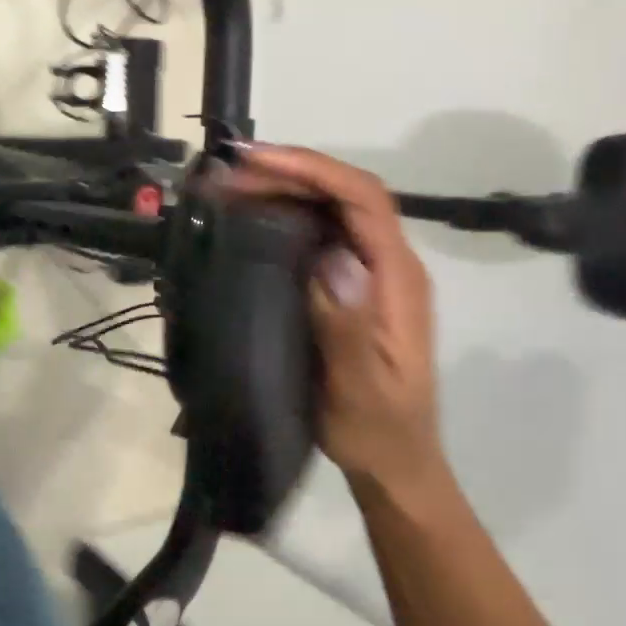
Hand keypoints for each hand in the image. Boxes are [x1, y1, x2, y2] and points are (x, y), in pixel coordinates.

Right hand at [226, 146, 446, 495]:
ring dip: (283, 188)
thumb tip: (333, 259)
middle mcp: (388, 263)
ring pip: (331, 207)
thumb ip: (350, 325)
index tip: (256, 163)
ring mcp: (371, 272)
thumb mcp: (362, 387)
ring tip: (230, 189)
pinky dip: (284, 213)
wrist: (393, 463)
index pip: (363, 198)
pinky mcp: (351, 283)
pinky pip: (321, 230)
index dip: (312, 169)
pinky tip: (250, 219)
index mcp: (398, 278)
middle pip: (345, 192)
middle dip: (289, 171)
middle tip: (227, 175)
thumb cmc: (376, 428)